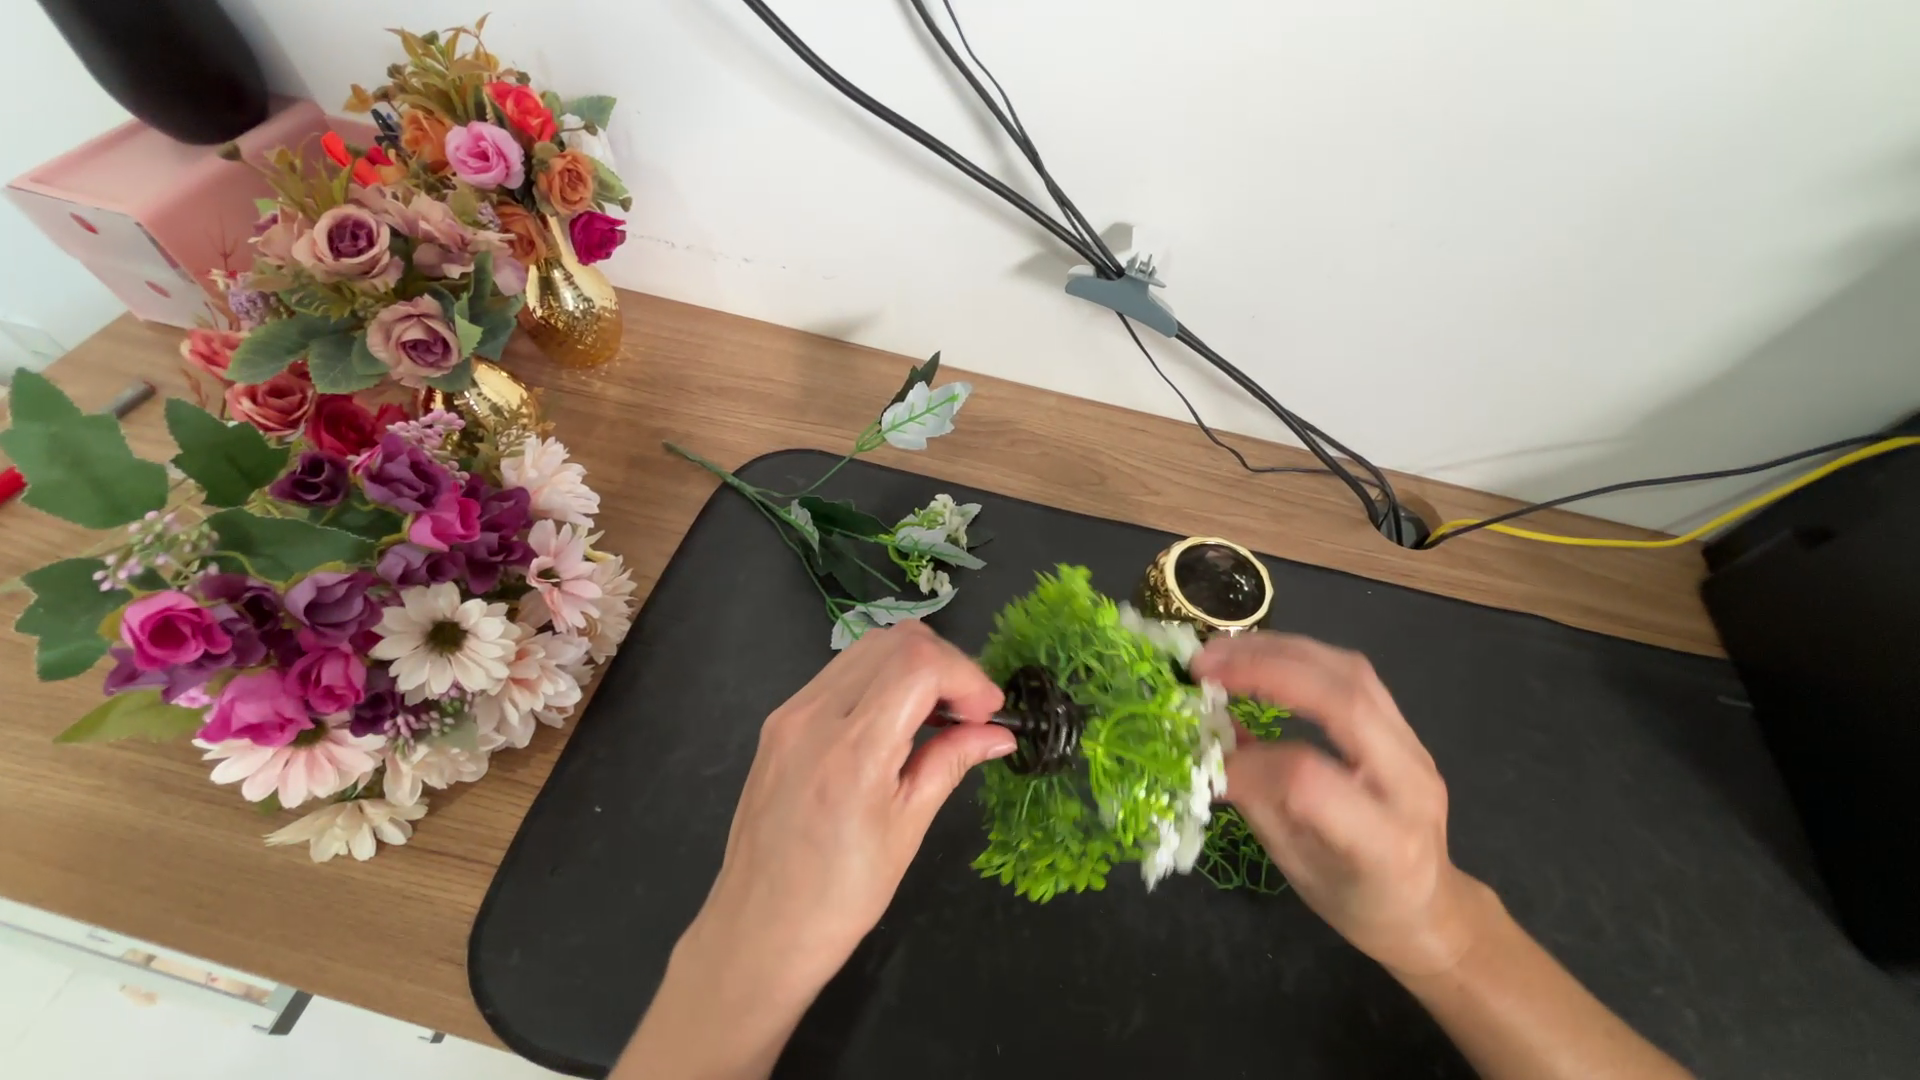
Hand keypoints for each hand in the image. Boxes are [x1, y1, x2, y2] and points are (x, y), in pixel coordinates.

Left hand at [691, 619, 1013, 989]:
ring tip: (937, 713)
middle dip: (946, 663)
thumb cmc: (841, 895)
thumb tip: (998, 734)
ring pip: (867, 647)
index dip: (966, 675)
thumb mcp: (908, 828)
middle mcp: (814, 715)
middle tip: (968, 711)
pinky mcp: (779, 720)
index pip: (919, 664)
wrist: (757, 929)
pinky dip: (881, 678)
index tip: (988, 713)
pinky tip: (896, 718)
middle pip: (896, 640)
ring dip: (914, 665)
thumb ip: (951, 762)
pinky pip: (840, 672)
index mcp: (852, 750)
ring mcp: (790, 712)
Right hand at [1191, 633, 1488, 977]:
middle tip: (1204, 665)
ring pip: (1350, 672)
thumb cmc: (1355, 899)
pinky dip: (1298, 655)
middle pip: (1343, 701)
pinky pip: (1352, 673)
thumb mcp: (1295, 864)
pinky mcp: (1402, 726)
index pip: (1309, 778)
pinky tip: (1258, 655)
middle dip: (1266, 669)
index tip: (1203, 757)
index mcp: (1383, 841)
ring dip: (1278, 650)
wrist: (1429, 906)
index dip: (1246, 760)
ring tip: (1222, 651)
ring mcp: (1414, 746)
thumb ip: (1256, 800)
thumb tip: (1205, 747)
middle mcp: (1410, 782)